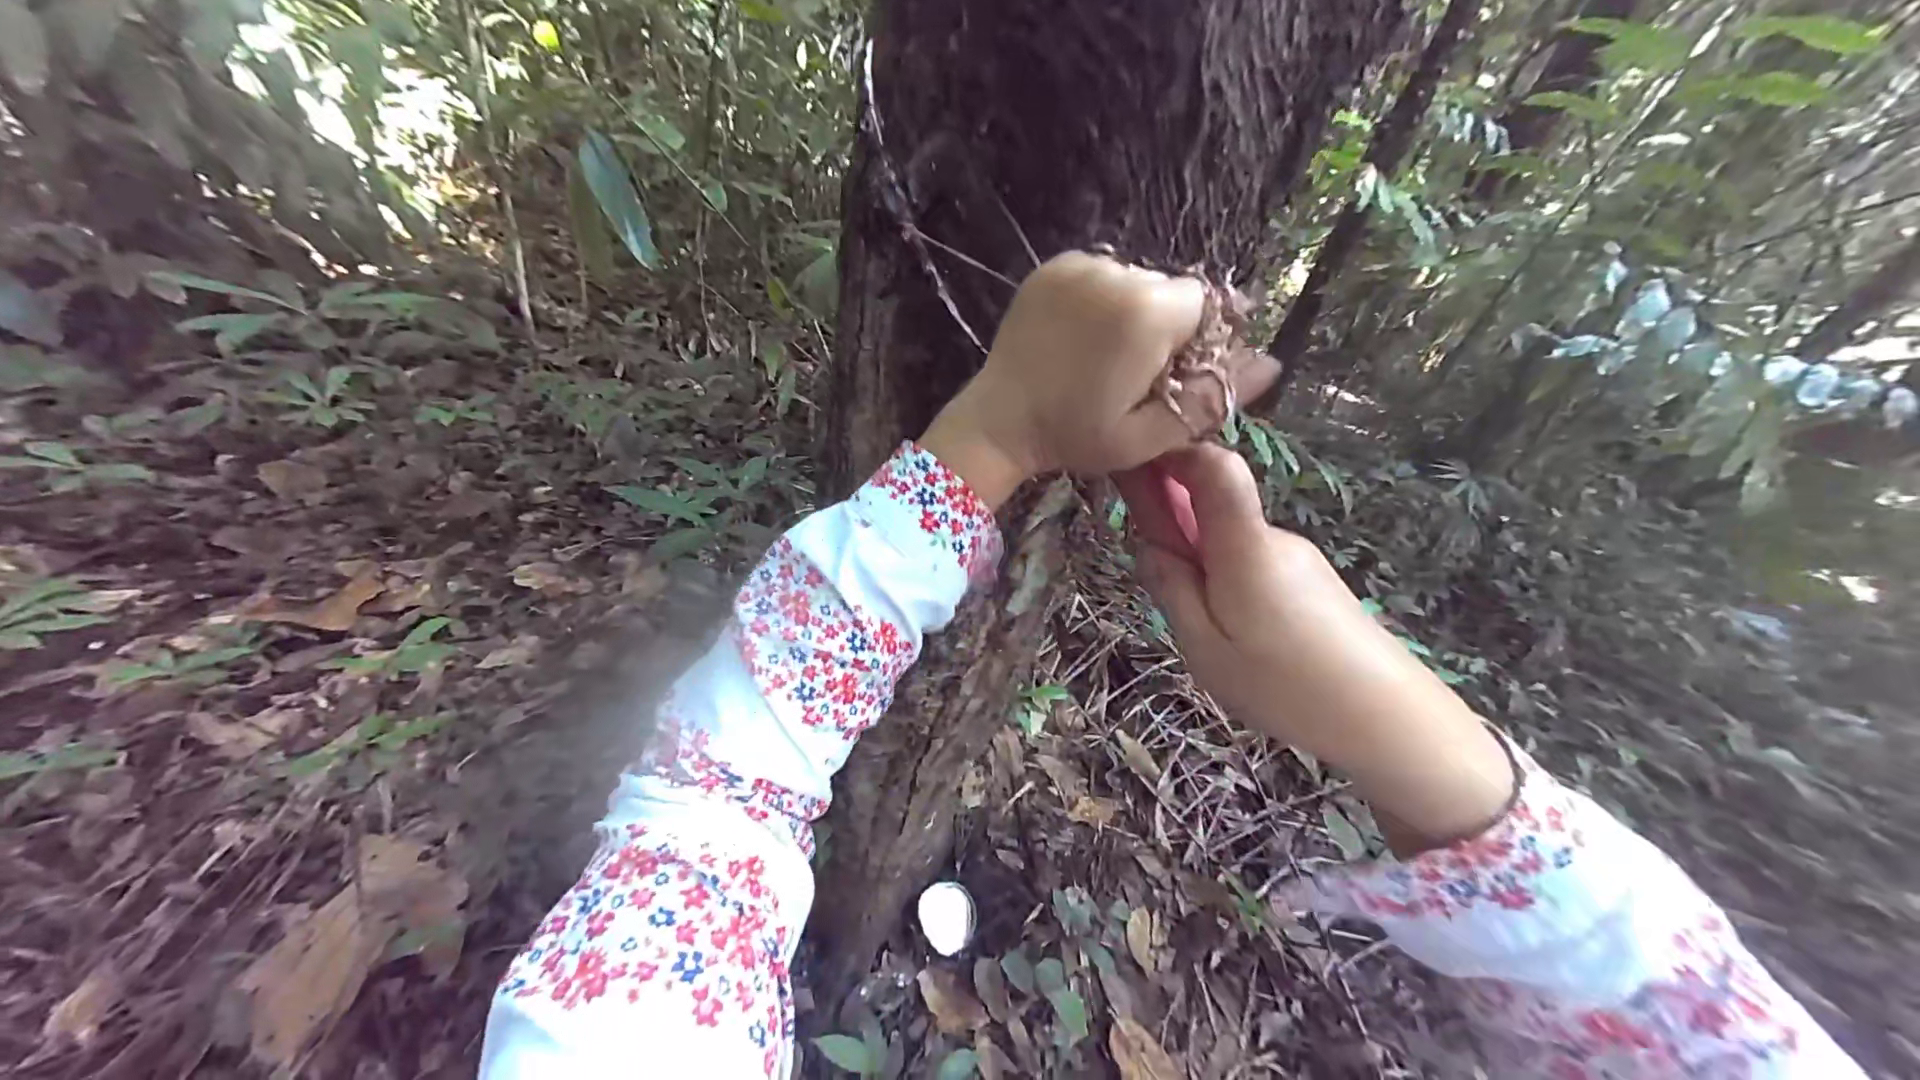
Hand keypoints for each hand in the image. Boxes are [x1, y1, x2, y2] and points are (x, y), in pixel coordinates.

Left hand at [919, 252, 1274, 506]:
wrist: (1000, 422)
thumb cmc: (1074, 436)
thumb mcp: (1148, 435)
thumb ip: (1211, 399)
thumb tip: (1272, 364)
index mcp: (1148, 313)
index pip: (1207, 307)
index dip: (1195, 343)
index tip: (1168, 376)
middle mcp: (1119, 272)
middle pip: (1171, 292)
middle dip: (1164, 329)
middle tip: (1130, 374)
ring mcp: (1081, 265)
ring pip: (1136, 282)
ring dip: (1132, 314)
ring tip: (1100, 358)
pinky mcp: (1052, 267)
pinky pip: (1100, 276)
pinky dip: (1100, 302)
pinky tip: (1080, 338)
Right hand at [1114, 445, 1515, 853]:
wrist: (1388, 720)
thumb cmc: (1284, 685)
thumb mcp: (1204, 646)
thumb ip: (1170, 587)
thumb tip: (1148, 544)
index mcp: (1243, 545)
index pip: (1211, 466)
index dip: (1171, 455)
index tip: (1134, 471)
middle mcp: (1271, 536)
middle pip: (1212, 504)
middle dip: (1174, 529)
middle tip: (1161, 588)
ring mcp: (1295, 556)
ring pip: (1227, 541)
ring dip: (1201, 565)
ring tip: (1205, 629)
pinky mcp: (1308, 578)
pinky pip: (1250, 562)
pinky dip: (1228, 582)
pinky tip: (1239, 634)